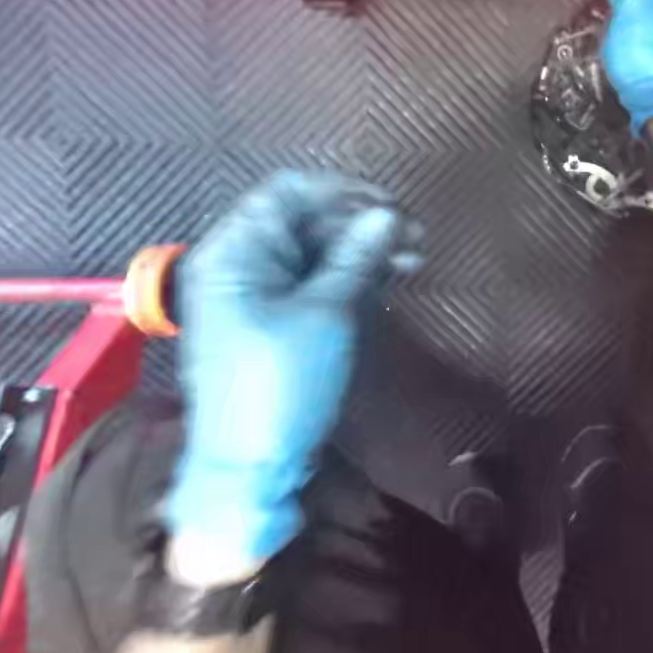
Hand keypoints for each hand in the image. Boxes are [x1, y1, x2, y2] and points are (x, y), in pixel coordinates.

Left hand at [166, 170, 420, 574]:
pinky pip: (322, 275)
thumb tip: (389, 213)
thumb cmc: (280, 380)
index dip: (343, 191)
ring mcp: (265, 288)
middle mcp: (246, 261)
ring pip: (321, 246)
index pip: (288, 192)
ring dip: (368, 245)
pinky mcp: (284, 312)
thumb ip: (356, 256)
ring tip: (416, 255)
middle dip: (364, 220)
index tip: (393, 206)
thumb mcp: (324, 312)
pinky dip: (357, 270)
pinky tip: (395, 272)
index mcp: (237, 252)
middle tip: (416, 233)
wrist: (251, 462)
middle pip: (308, 218)